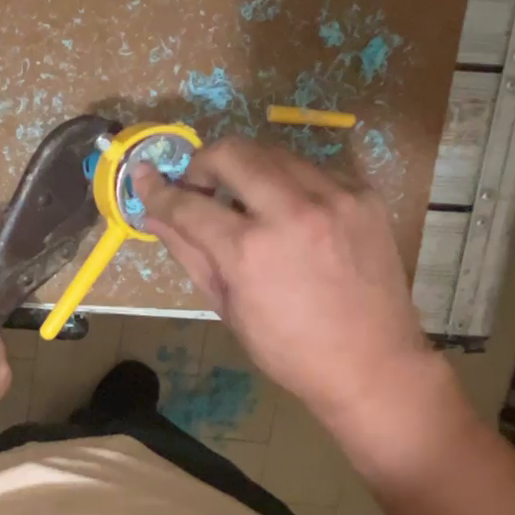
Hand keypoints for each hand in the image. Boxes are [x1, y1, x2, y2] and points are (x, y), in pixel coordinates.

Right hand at [133, 137, 438, 430]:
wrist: (370, 362)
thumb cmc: (286, 348)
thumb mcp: (227, 307)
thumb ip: (190, 253)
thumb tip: (154, 217)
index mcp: (249, 251)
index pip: (188, 204)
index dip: (158, 191)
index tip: (144, 178)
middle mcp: (291, 211)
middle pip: (232, 153)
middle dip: (203, 163)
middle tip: (198, 188)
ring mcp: (334, 197)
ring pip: (274, 154)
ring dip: (248, 171)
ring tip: (244, 204)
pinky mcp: (364, 194)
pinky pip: (313, 171)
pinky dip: (289, 185)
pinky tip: (289, 216)